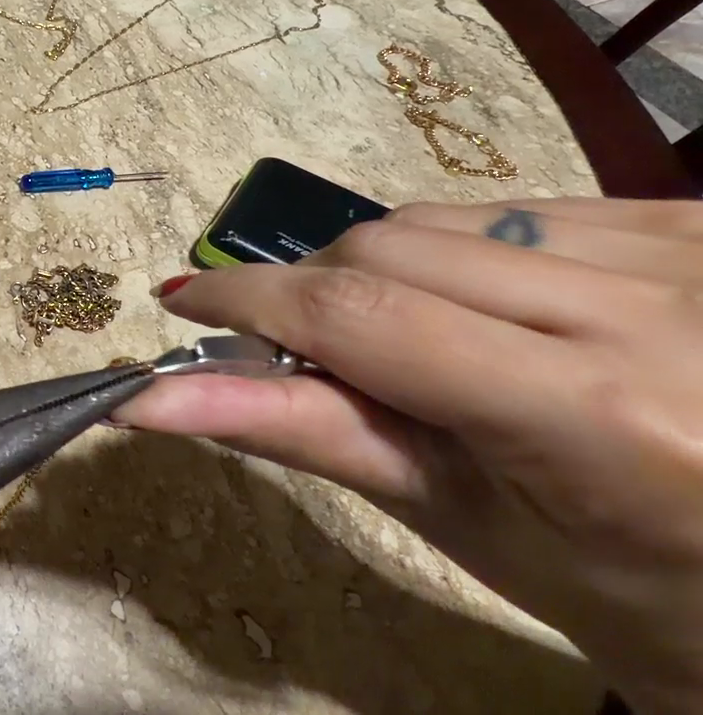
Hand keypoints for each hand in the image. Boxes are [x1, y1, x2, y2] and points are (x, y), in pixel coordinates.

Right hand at [116, 198, 702, 714]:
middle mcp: (657, 314)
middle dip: (312, 295)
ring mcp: (685, 252)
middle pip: (385, 251)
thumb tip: (146, 401)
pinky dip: (450, 255)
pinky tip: (487, 311)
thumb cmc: (616, 586)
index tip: (179, 302)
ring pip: (434, 221)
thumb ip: (297, 432)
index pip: (358, 316)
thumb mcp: (451, 517)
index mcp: (600, 417)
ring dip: (379, 275)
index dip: (245, 297)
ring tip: (414, 344)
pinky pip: (502, 208)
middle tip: (312, 359)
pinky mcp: (689, 218)